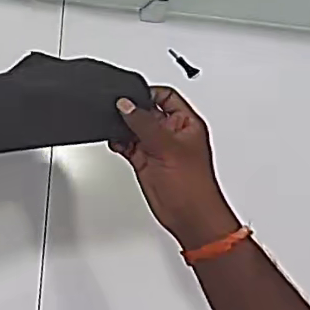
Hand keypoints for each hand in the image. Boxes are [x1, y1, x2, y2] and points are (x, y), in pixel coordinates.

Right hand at [112, 88, 241, 250]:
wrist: (189, 217)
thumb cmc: (194, 187)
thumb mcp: (167, 147)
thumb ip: (144, 123)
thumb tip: (126, 104)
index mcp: (185, 124)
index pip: (165, 95)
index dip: (147, 92)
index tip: (128, 94)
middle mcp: (170, 133)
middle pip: (146, 110)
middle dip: (130, 110)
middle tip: (117, 111)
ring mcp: (156, 146)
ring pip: (133, 126)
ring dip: (122, 126)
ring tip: (115, 128)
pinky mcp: (144, 159)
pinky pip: (126, 143)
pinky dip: (118, 141)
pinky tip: (116, 142)